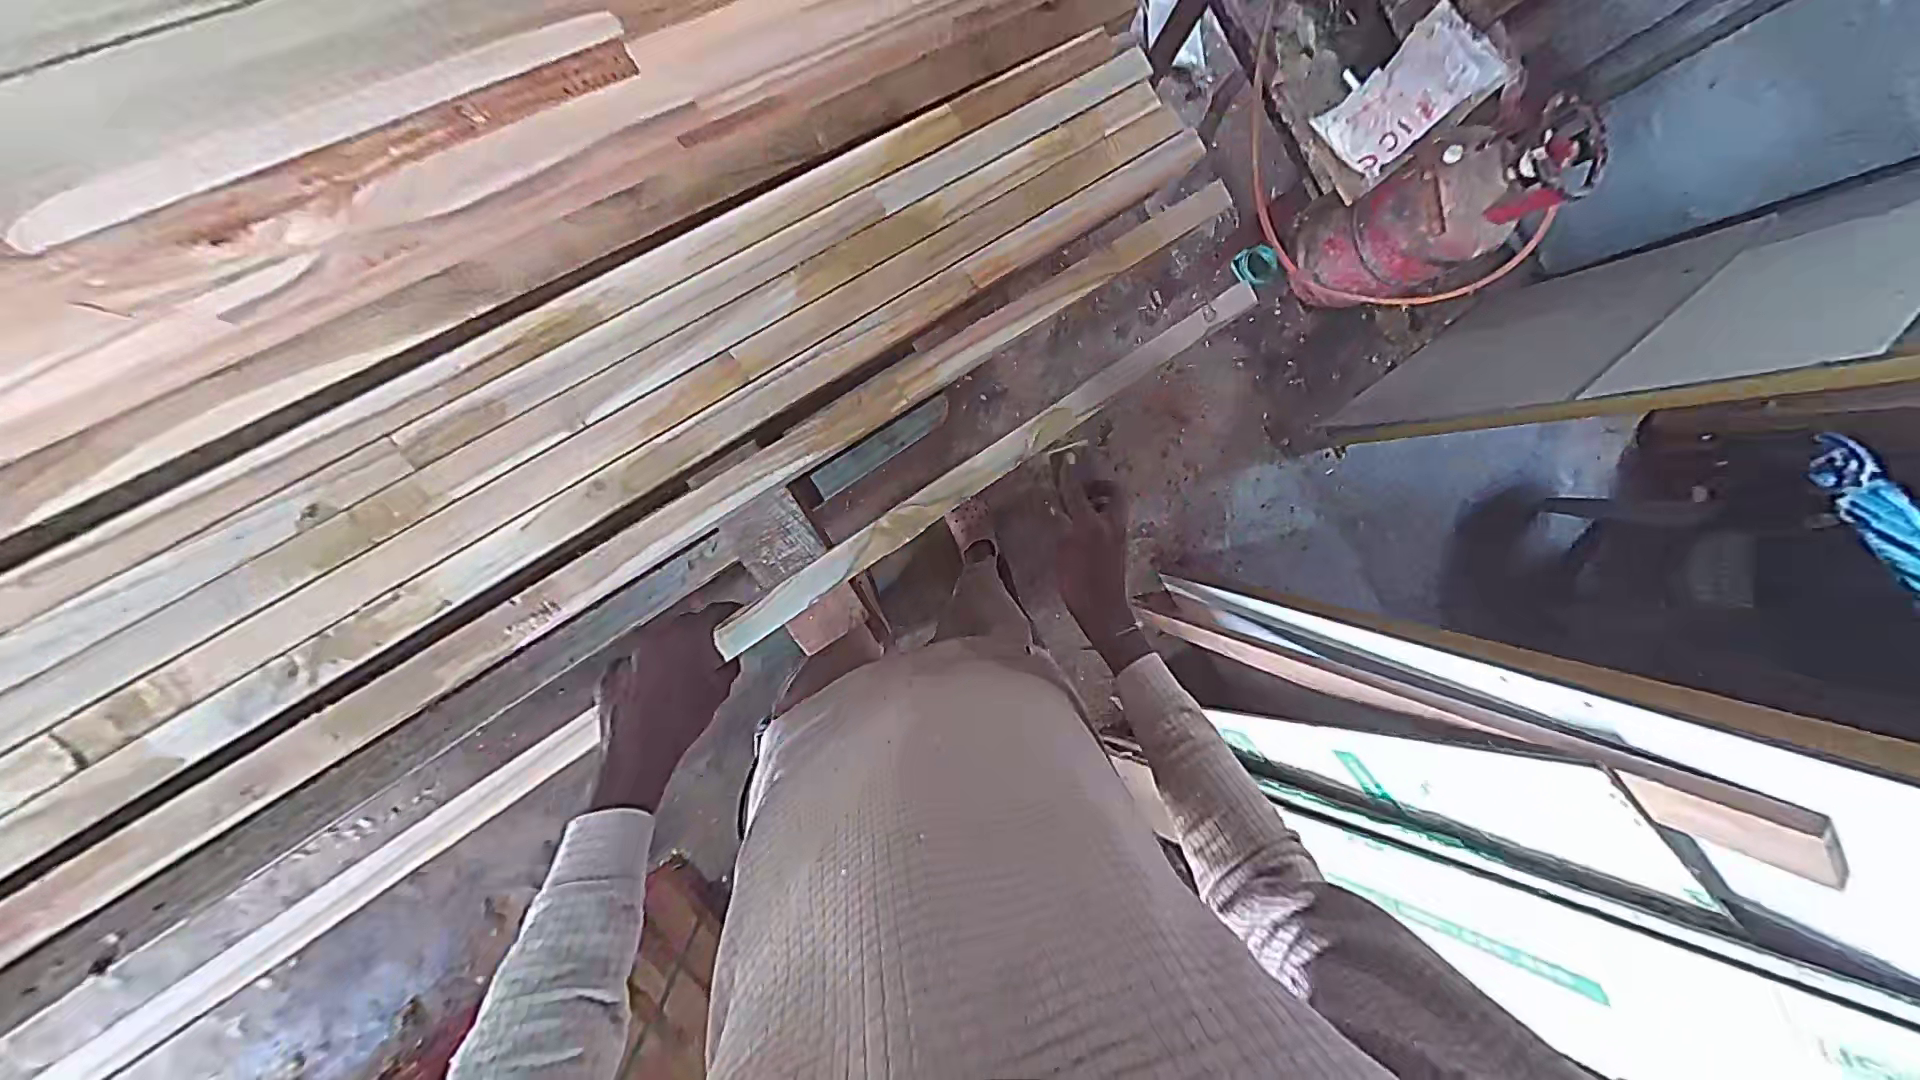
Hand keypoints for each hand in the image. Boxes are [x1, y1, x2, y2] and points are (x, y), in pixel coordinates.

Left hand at [590, 603, 741, 811]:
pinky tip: (655, 692)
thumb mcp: (719, 691)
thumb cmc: (678, 724)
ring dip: (672, 653)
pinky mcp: (611, 672)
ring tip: (682, 679)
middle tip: (712, 653)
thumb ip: (727, 664)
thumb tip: (729, 658)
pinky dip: (646, 671)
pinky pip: (635, 662)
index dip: (729, 613)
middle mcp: (656, 637)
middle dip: (699, 635)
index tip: (734, 617)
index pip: (714, 611)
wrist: (638, 754)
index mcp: (687, 636)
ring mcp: (630, 653)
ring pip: (658, 642)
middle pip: (684, 624)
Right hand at [1054, 451, 1150, 672]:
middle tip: (1079, 488)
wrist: (1103, 610)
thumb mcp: (1065, 551)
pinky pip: (1110, 521)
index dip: (1069, 476)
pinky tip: (1083, 527)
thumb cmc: (1080, 583)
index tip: (1064, 462)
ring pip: (1112, 506)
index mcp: (1093, 523)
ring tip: (1079, 507)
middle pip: (1111, 492)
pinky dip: (1099, 516)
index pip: (1078, 492)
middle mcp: (1110, 524)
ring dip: (1098, 500)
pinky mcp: (1118, 547)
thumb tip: (1059, 507)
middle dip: (1097, 485)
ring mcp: (1118, 536)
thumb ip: (1063, 525)